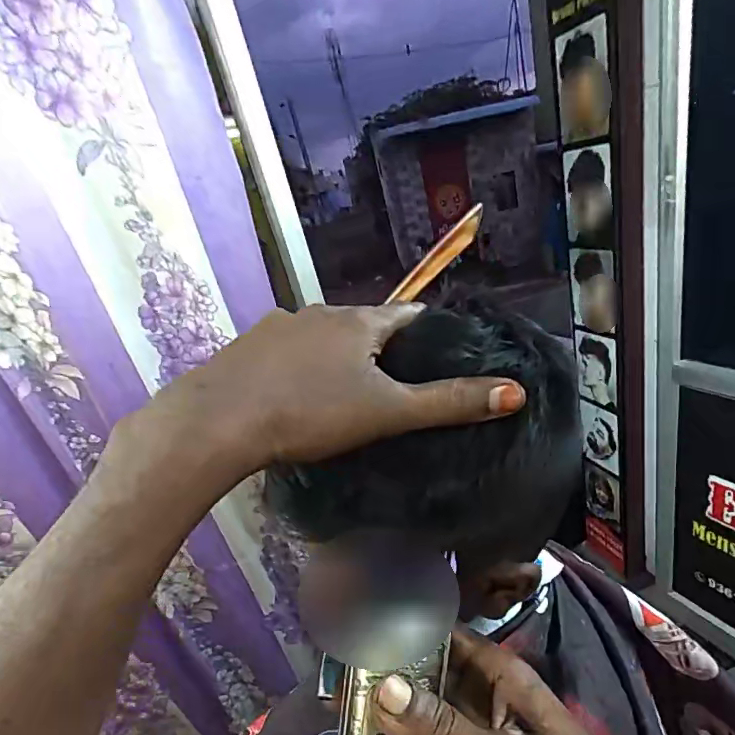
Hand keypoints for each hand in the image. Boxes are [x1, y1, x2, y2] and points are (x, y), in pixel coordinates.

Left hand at [146, 304, 524, 474]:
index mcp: (358, 321)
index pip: (409, 315)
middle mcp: (320, 312)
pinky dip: (302, 367)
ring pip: (325, 338)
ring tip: (346, 395)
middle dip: (384, 349)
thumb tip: (515, 392)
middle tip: (395, 387)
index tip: (442, 353)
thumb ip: (449, 402)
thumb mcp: (388, 412)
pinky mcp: (248, 347)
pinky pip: (289, 352)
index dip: (430, 333)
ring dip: (341, 357)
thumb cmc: (310, 413)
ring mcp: (279, 326)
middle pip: (366, 325)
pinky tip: (297, 394)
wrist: (219, 422)